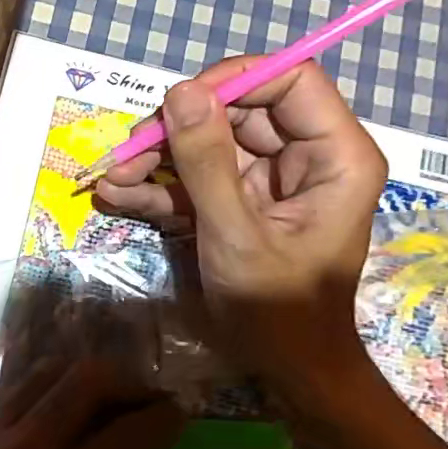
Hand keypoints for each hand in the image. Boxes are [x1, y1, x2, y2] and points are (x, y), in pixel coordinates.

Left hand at [0, 359, 181, 448]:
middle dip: (130, 380)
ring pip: (47, 373)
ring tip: (109, 397)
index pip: (127, 436)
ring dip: (87, 375)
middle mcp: (24, 447)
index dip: (162, 419)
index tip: (181, 415)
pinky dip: (49, 386)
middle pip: (87, 379)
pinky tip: (58, 411)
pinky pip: (16, 390)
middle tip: (150, 400)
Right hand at [95, 57, 385, 386]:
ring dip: (157, 160)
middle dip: (179, 129)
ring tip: (113, 179)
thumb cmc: (276, 309)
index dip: (233, 81)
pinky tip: (118, 197)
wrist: (282, 368)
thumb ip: (207, 163)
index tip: (176, 102)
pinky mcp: (237, 201)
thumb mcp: (236, 234)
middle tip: (130, 151)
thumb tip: (179, 92)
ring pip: (209, 143)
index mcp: (334, 155)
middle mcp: (305, 156)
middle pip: (238, 111)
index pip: (291, 81)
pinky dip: (159, 188)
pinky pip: (197, 178)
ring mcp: (267, 179)